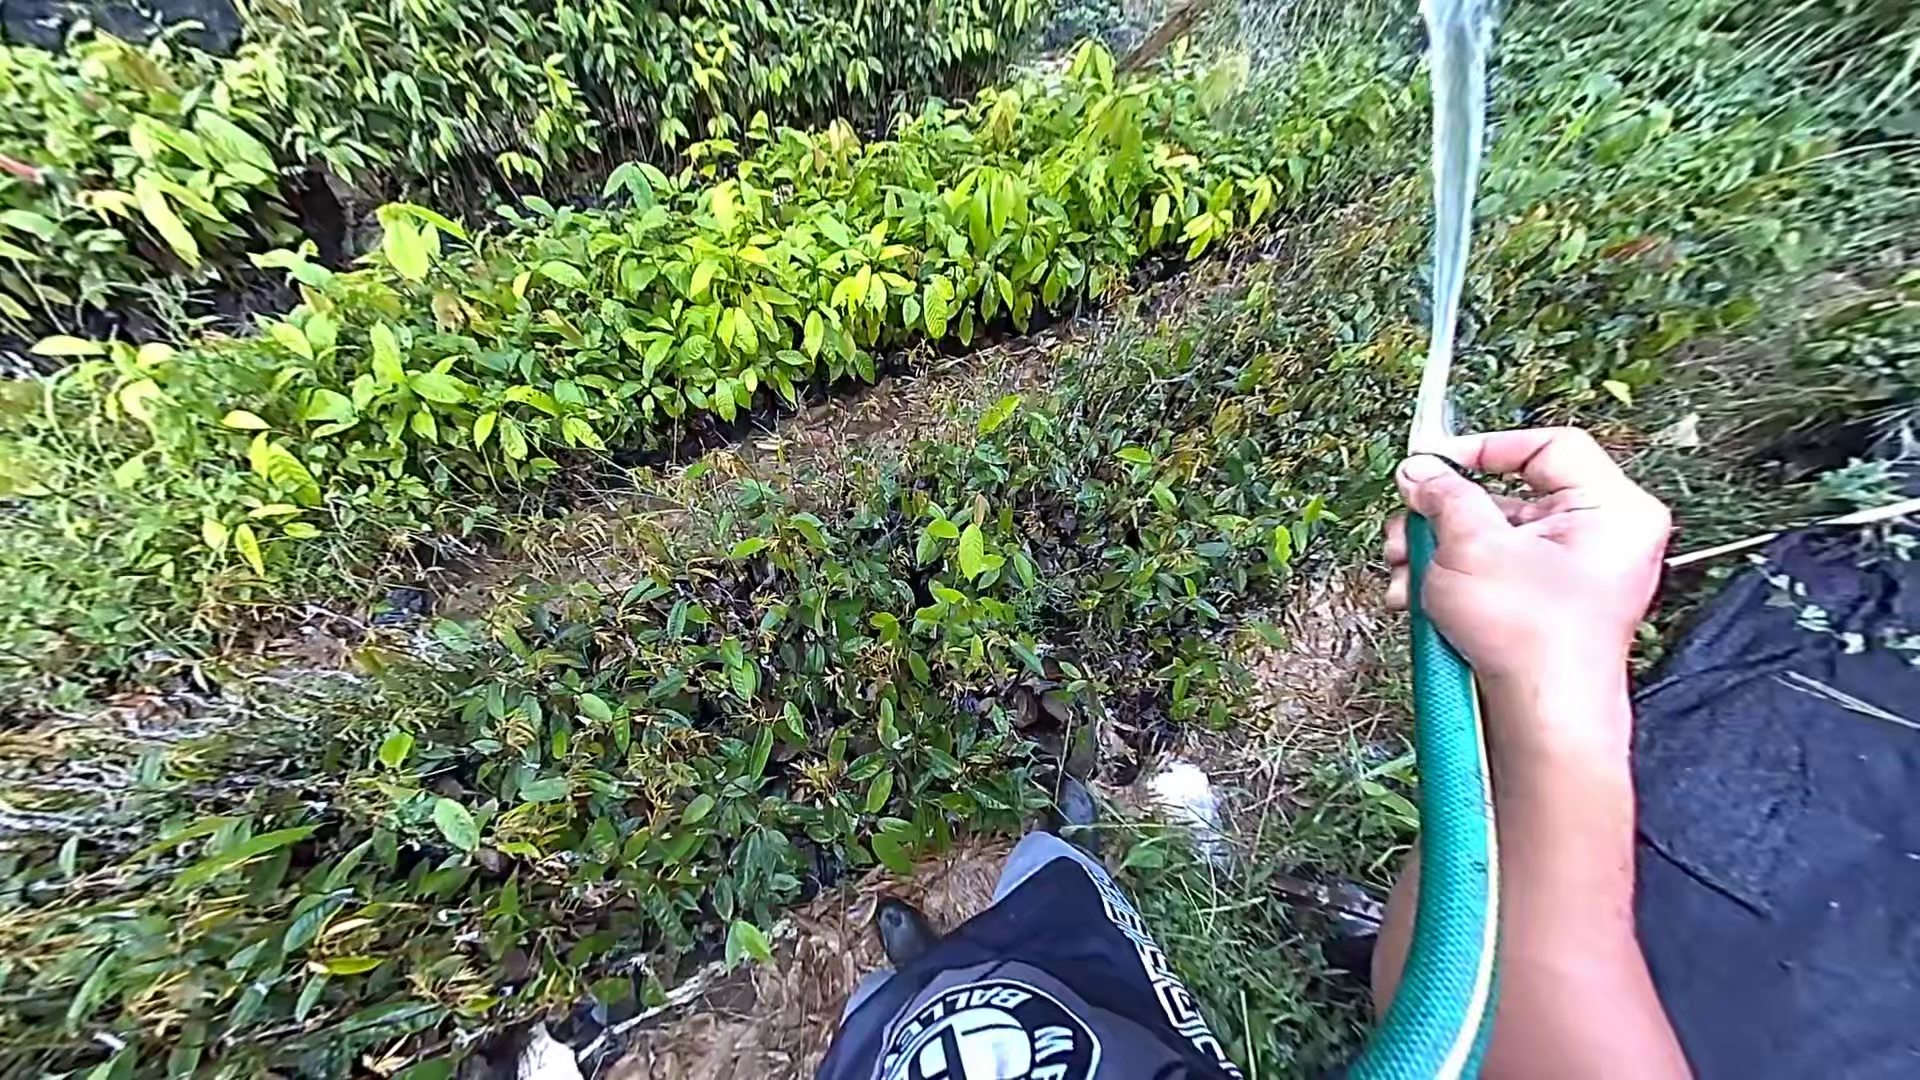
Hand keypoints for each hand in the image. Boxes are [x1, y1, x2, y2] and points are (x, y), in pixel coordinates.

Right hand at [1384, 427, 1670, 696]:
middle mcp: (1586, 533)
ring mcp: (1553, 567)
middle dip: (1434, 517)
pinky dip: (1435, 578)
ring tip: (1404, 576)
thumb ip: (1444, 496)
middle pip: (1495, 495)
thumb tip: (1417, 469)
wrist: (1535, 708)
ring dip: (1424, 552)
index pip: (1547, 446)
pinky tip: (1413, 598)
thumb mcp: (1472, 546)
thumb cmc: (1526, 630)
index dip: (1483, 448)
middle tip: (1404, 534)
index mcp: (1606, 510)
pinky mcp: (1523, 594)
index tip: (1429, 464)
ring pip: (1472, 533)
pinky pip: (1471, 566)